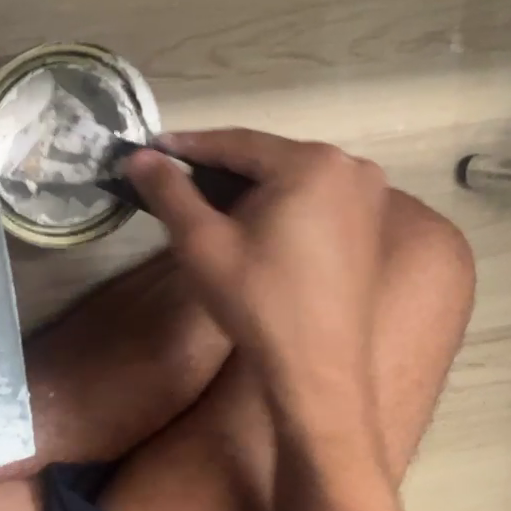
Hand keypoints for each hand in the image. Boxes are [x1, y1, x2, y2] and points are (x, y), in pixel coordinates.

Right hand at [123, 130, 386, 421]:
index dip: (188, 146)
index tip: (150, 151)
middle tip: (174, 180)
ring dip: (249, 187)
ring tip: (205, 205)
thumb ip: (169, 191)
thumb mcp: (201, 242)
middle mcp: (350, 166)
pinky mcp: (371, 224)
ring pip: (291, 177)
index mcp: (311, 162)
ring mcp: (369, 195)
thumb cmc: (257, 300)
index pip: (236, 142)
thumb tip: (139, 156)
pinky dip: (279, 203)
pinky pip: (314, 198)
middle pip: (267, 157)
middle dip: (219, 168)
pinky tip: (250, 225)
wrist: (316, 368)